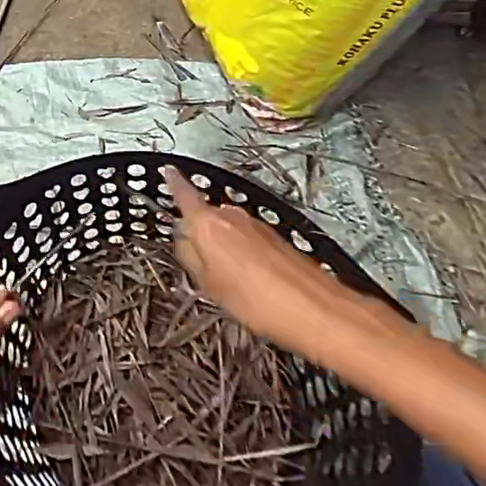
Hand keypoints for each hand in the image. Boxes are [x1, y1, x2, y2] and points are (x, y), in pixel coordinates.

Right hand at [160, 165, 389, 356]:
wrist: (317, 312)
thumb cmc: (262, 301)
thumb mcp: (206, 283)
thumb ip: (188, 254)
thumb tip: (184, 241)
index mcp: (208, 223)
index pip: (184, 192)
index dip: (174, 182)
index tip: (168, 173)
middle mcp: (233, 217)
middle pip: (204, 217)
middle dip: (199, 236)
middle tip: (199, 266)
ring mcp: (257, 226)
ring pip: (227, 229)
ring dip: (223, 248)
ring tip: (228, 282)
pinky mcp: (275, 238)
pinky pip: (247, 240)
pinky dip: (243, 255)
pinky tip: (249, 283)